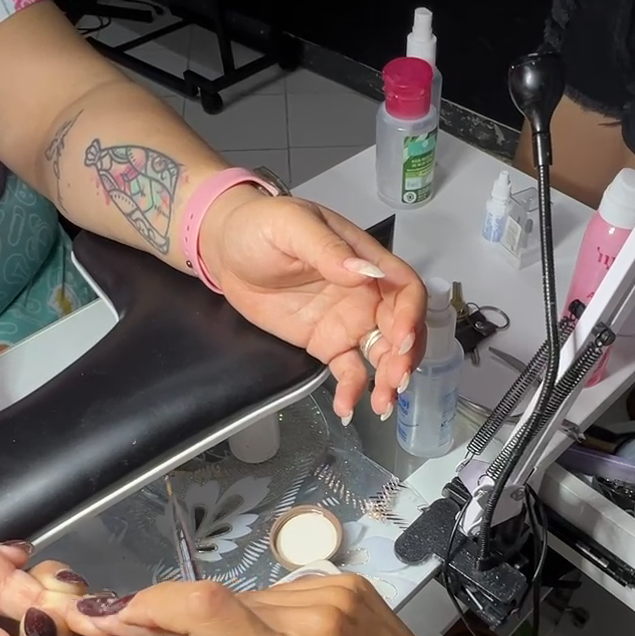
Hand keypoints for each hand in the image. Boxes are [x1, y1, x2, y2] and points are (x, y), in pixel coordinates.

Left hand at [0, 561, 111, 635]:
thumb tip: (54, 613)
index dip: (4, 580)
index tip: (22, 568)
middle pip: (31, 599)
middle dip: (51, 590)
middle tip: (67, 592)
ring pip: (68, 616)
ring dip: (81, 607)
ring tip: (94, 608)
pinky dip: (108, 631)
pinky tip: (115, 623)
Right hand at [66, 574, 486, 635]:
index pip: (206, 610)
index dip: (151, 604)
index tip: (116, 614)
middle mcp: (313, 618)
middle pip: (222, 604)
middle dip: (193, 629)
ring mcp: (335, 592)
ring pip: (251, 598)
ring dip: (236, 625)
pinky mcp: (348, 581)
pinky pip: (282, 593)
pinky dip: (269, 617)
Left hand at [199, 190, 425, 422]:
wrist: (224, 251)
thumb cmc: (259, 226)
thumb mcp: (293, 225)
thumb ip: (329, 249)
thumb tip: (364, 273)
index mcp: (366, 261)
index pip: (405, 289)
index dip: (410, 315)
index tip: (399, 338)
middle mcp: (365, 295)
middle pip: (401, 329)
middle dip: (405, 357)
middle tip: (395, 381)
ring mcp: (348, 323)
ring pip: (382, 356)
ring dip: (388, 381)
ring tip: (382, 405)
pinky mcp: (327, 345)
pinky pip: (349, 371)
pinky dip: (353, 392)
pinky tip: (349, 409)